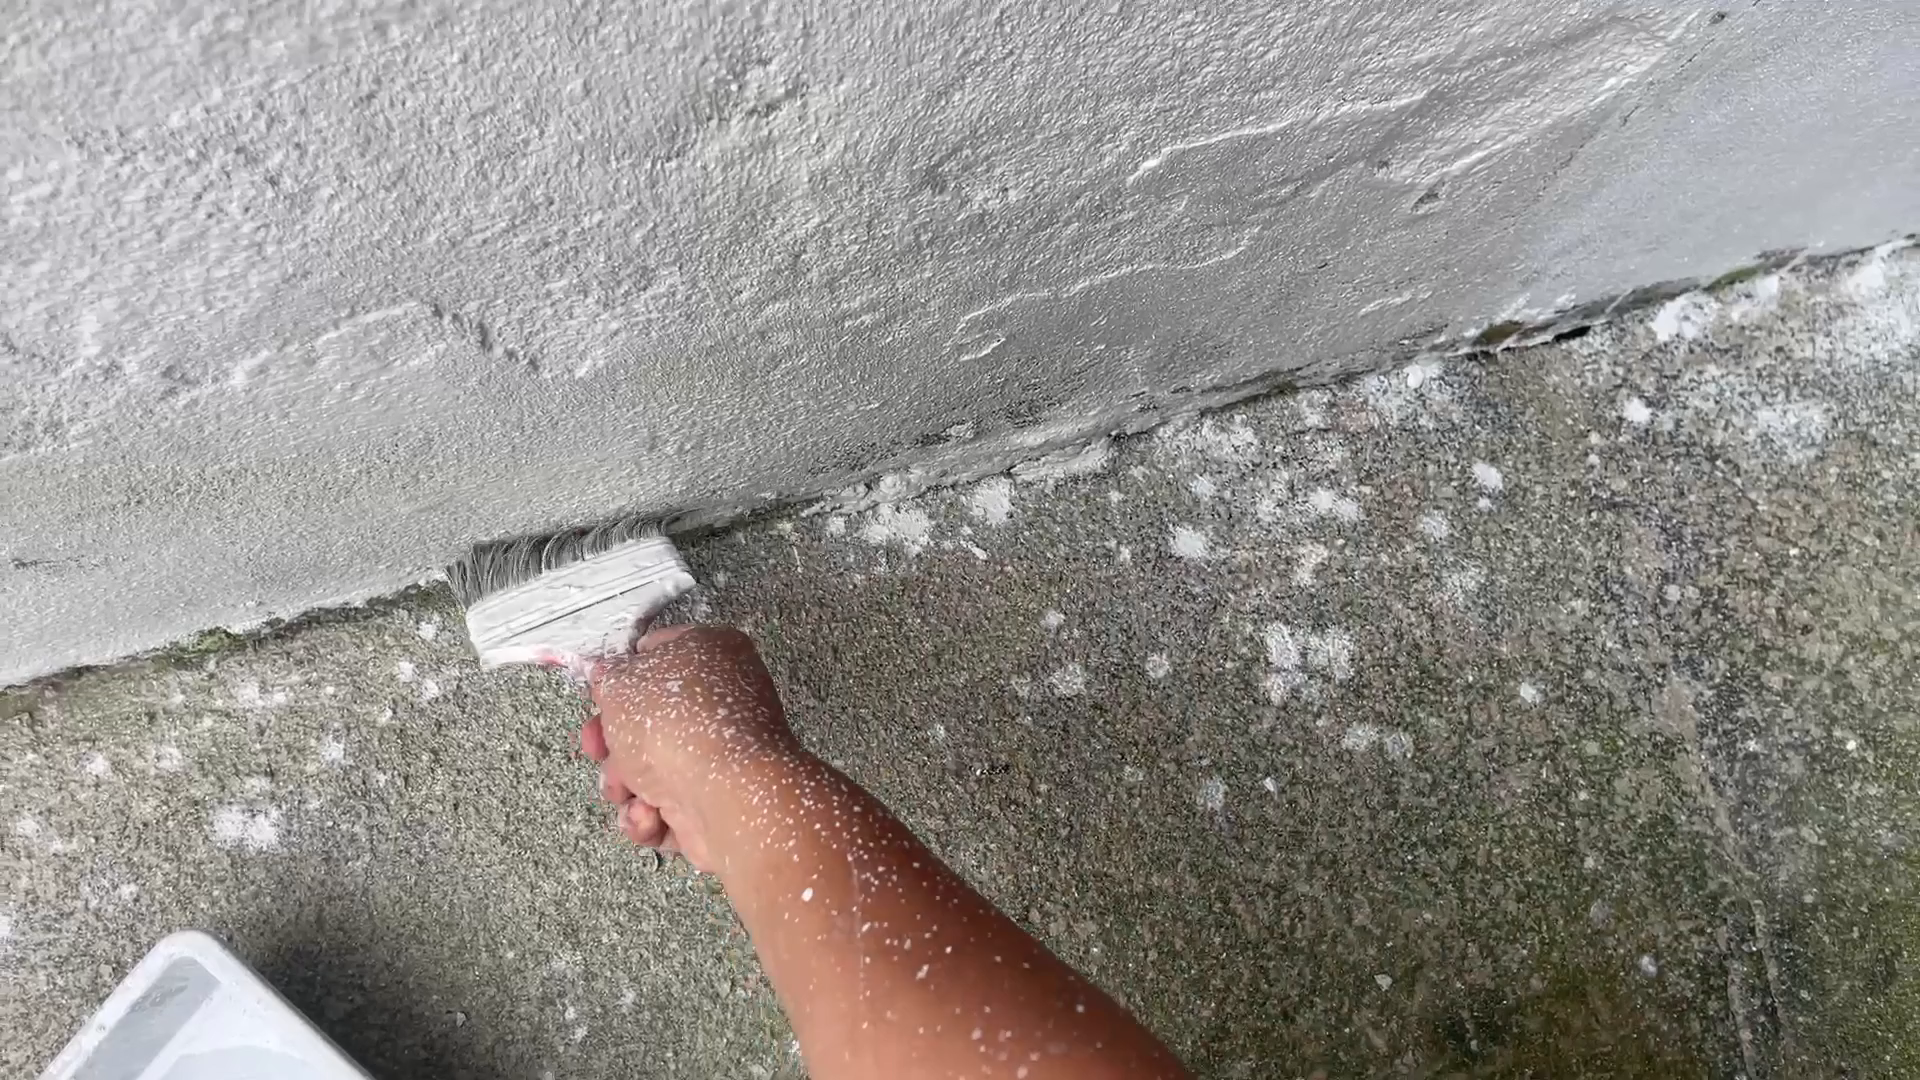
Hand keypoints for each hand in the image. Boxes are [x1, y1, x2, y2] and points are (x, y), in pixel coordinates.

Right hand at [580, 625, 799, 870]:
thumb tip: (609, 673)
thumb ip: (609, 676)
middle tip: (598, 750)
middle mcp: (722, 698)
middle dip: (613, 743)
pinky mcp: (715, 801)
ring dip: (625, 784)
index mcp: (713, 651)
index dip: (623, 673)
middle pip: (647, 719)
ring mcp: (721, 753)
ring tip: (630, 790)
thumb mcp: (622, 682)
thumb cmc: (675, 725)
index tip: (598, 695)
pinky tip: (652, 815)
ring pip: (650, 769)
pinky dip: (650, 815)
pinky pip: (666, 806)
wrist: (726, 797)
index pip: (660, 651)